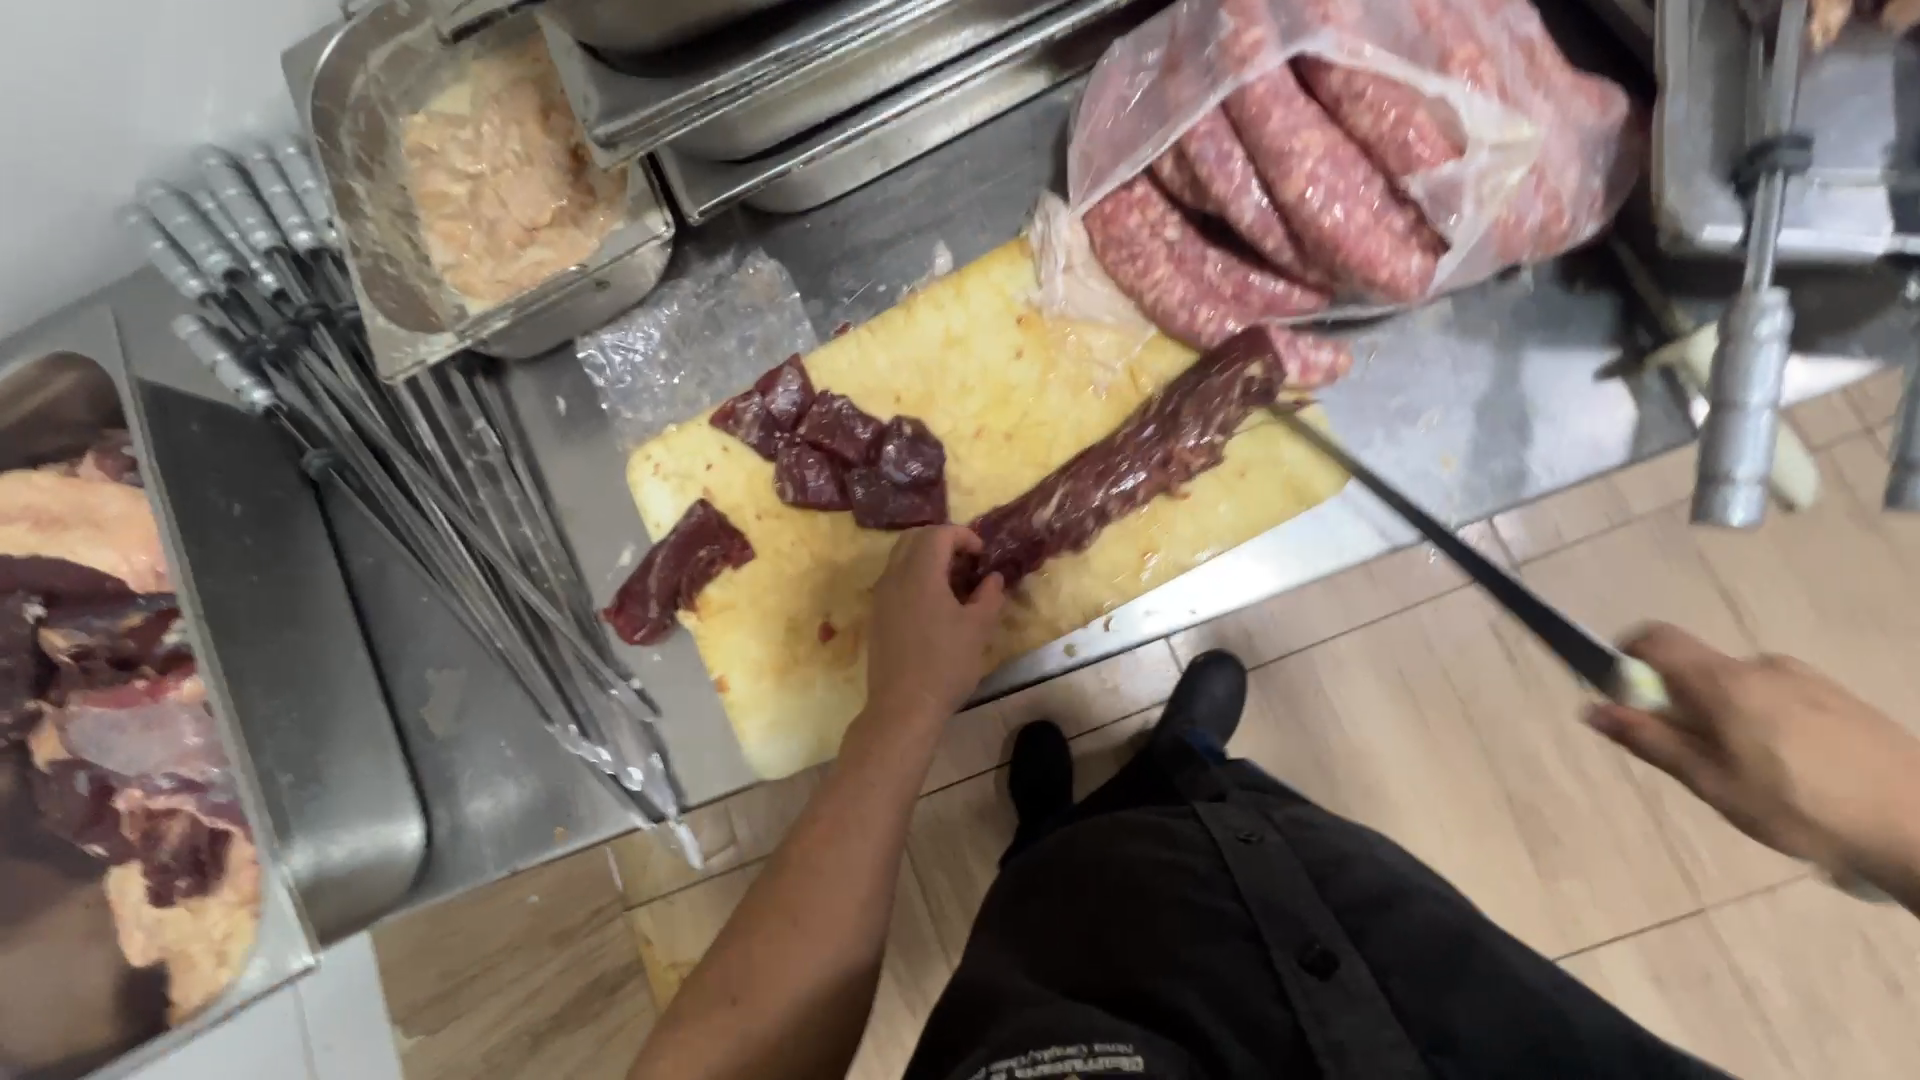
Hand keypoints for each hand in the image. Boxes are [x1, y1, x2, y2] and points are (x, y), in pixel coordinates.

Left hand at [864, 526, 1005, 722]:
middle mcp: (894, 576)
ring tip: (953, 583)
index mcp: (919, 573)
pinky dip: (914, 576)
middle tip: (966, 562)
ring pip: (900, 558)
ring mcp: (880, 596)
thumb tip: (993, 578)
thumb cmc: (945, 665)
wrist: (903, 706)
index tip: (982, 555)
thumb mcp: (978, 629)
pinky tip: (933, 604)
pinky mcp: (875, 615)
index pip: (938, 533)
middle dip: (942, 541)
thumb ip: (989, 596)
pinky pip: (893, 579)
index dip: (964, 535)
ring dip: (926, 558)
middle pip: (914, 538)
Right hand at [1588, 623, 1919, 899]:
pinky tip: (1795, 773)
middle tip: (1695, 757)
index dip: (1627, 657)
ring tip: (1751, 773)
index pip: (1655, 639)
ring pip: (1739, 688)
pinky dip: (1766, 724)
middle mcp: (1764, 668)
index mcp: (1725, 682)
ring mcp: (1810, 682)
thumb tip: (1592, 709)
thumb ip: (1650, 740)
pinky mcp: (1844, 701)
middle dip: (1681, 704)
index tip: (1626, 697)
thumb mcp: (1712, 783)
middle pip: (1697, 669)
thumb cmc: (1803, 809)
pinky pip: (1779, 699)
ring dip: (1726, 717)